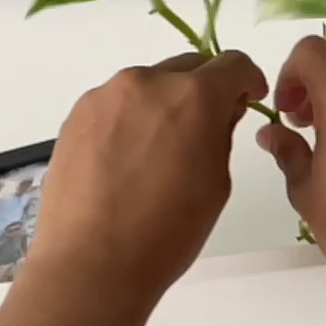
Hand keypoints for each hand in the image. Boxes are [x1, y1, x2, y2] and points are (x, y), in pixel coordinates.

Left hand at [30, 52, 268, 308]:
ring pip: (148, 86)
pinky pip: (116, 105)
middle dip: (205, 90)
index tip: (250, 98)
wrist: (93, 261)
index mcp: (193, 97)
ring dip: (164, 105)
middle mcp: (147, 82)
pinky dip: (131, 120)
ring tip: (161, 151)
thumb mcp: (217, 184)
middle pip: (188, 68)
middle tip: (207, 129)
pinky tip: (128, 161)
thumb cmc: (168, 232)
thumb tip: (218, 114)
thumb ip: (222, 136)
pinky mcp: (76, 116)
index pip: (233, 64)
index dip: (248, 80)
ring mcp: (105, 96)